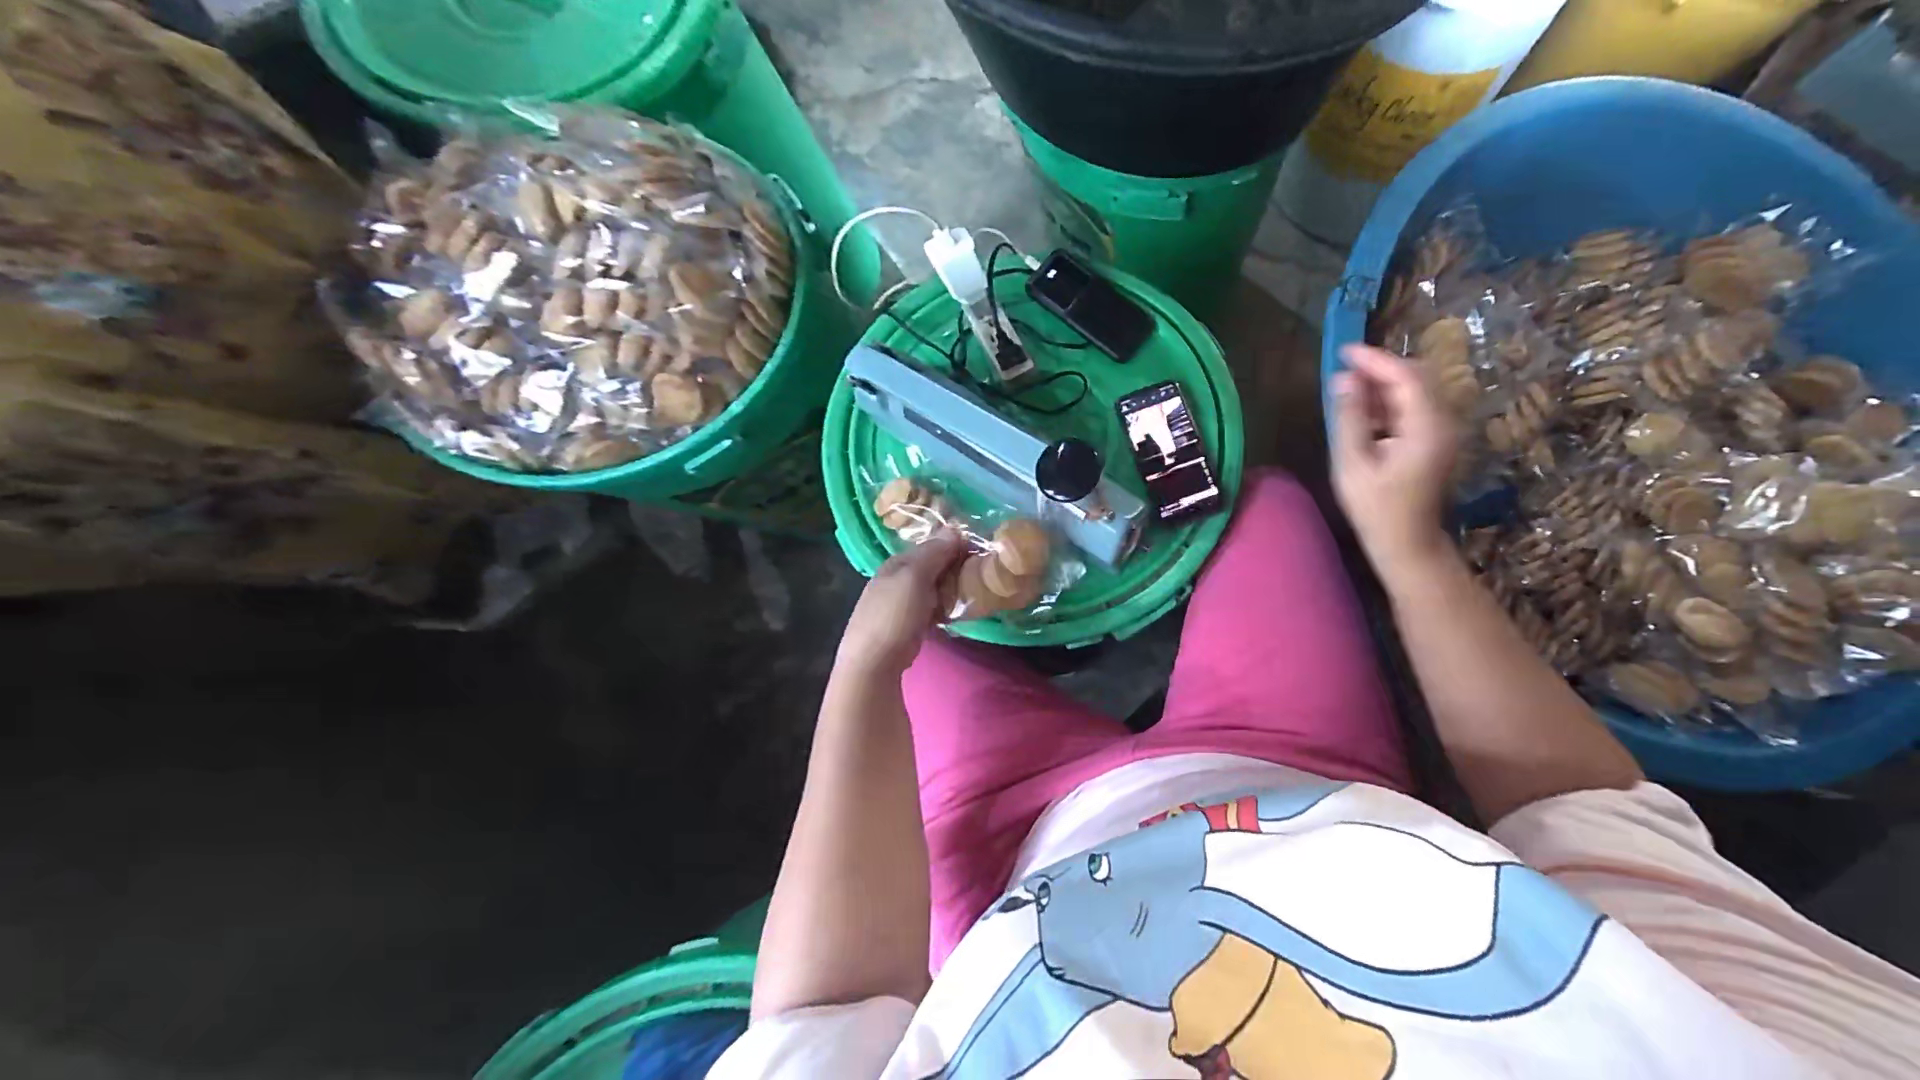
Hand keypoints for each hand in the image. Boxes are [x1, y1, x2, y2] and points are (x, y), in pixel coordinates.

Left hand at [836, 532, 966, 676]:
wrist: (874, 663)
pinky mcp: (908, 626)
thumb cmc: (894, 615)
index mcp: (895, 563)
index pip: (929, 545)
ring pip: (933, 588)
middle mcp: (896, 580)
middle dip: (953, 567)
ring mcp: (900, 604)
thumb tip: (954, 528)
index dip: (952, 544)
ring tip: (975, 590)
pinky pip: (932, 608)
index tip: (979, 549)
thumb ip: (934, 553)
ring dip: (950, 588)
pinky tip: (958, 612)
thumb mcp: (915, 577)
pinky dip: (945, 607)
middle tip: (982, 571)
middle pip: (931, 567)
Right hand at [1331, 344, 1457, 578]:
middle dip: (1380, 368)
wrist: (1406, 542)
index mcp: (1426, 426)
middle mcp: (1443, 422)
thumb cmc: (1376, 507)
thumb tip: (1344, 381)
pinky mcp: (1434, 441)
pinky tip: (1364, 412)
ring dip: (1383, 384)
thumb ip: (1349, 418)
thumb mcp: (1353, 463)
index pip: (1405, 377)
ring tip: (1348, 389)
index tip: (1343, 352)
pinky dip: (1389, 402)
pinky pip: (1414, 408)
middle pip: (1417, 377)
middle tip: (1344, 369)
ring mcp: (1442, 432)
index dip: (1375, 359)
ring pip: (1416, 391)